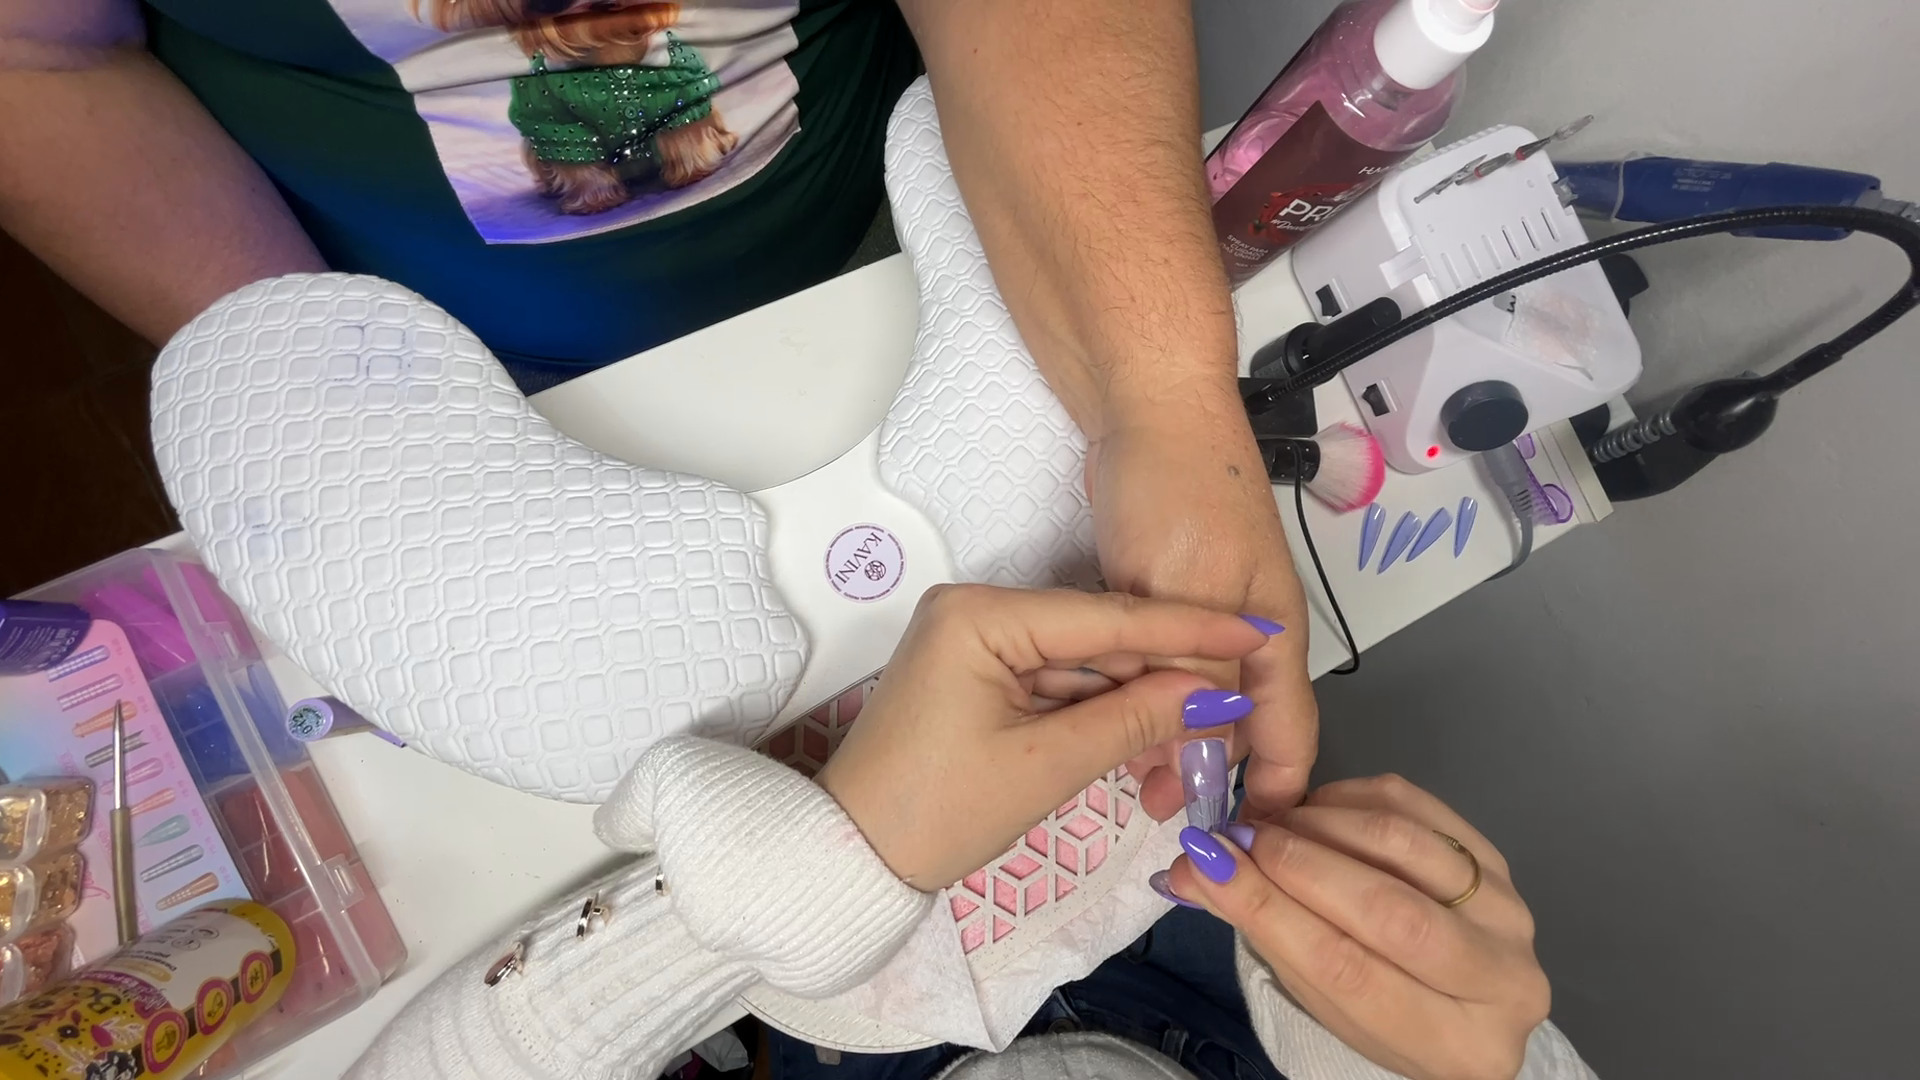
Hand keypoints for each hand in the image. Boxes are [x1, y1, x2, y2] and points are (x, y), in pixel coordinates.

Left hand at [816, 584, 1275, 889]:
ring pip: (1076, 657)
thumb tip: (1213, 693)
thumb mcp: (1045, 765)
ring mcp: (973, 635)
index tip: (1256, 628)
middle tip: (1238, 687)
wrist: (855, 855)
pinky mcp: (975, 665)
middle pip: (1092, 634)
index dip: (1187, 628)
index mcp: (980, 614)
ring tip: (1206, 711)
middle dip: (1163, 666)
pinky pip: (1050, 675)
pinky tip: (1147, 718)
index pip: (1105, 617)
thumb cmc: (940, 813)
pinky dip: (1095, 701)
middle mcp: (975, 607)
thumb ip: (1134, 719)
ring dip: (1133, 688)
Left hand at [1086, 396, 1319, 817]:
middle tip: (1163, 813)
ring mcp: (1193, 608)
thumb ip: (1196, 674)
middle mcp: (1237, 629)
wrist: (1147, 410)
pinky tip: (1106, 715)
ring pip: (1186, 691)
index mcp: (1268, 634)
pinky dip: (1134, 690)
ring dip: (1164, 732)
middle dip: (1205, 768)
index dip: (1272, 787)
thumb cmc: (1180, 496)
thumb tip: (1198, 759)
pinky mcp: (1154, 590)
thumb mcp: (1191, 591)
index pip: (1286, 729)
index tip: (1245, 838)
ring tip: (1130, 779)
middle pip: (1233, 718)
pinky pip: (1150, 659)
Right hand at [1169, 775, 1550, 1079]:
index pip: (1348, 971)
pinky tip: (1312, 810)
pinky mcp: (1493, 853)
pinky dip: (1345, 795)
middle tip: (1239, 834)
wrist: (1451, 989)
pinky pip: (1410, 801)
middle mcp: (1505, 983)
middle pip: (1388, 912)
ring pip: (1400, 844)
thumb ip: (1252, 922)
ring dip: (1318, 823)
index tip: (1207, 860)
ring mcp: (1510, 912)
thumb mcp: (1308, 984)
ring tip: (1272, 823)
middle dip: (1296, 862)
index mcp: (1454, 1046)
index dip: (1269, 910)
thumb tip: (1184, 867)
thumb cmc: (1369, 1001)